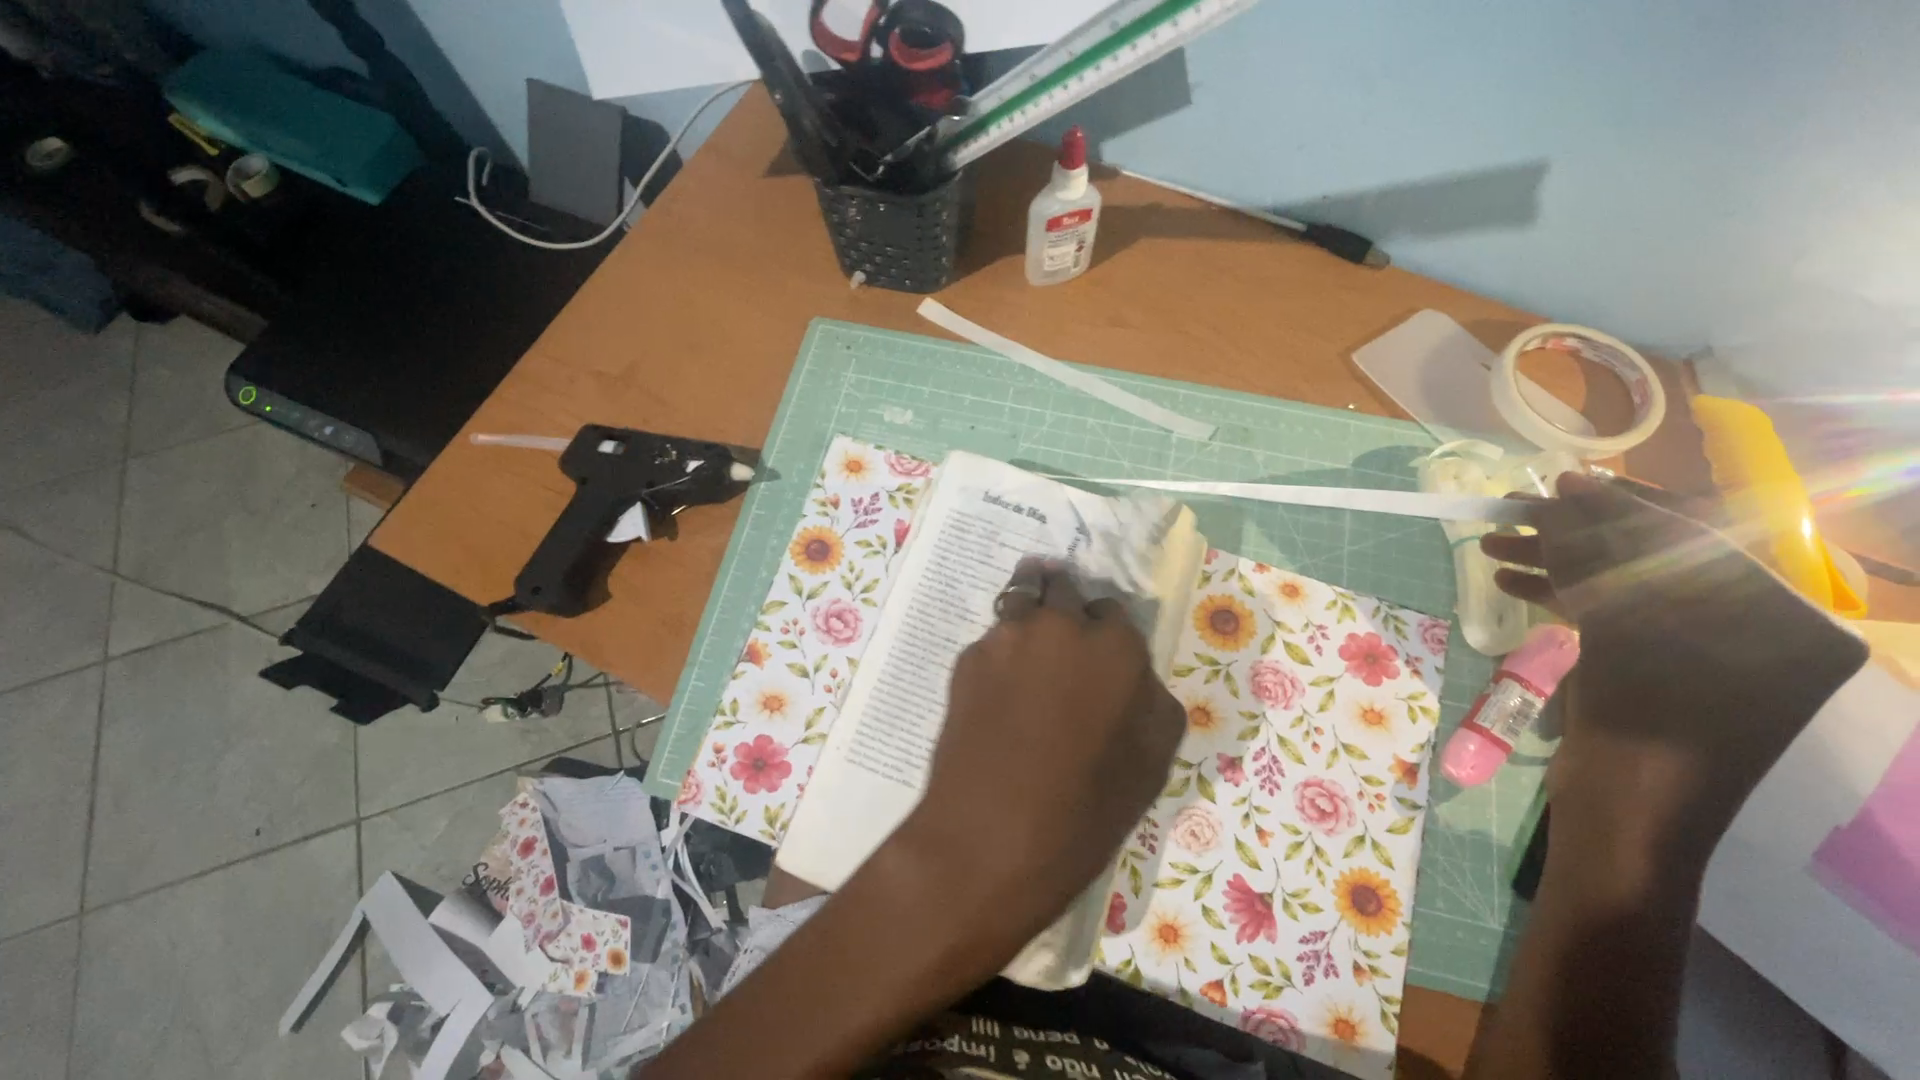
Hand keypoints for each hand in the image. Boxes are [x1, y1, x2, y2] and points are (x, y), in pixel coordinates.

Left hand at [893, 559, 1184, 942]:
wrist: (989, 838)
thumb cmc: (1086, 809)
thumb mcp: (1153, 760)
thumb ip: (1151, 699)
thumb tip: (1134, 676)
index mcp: (1115, 646)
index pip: (1114, 609)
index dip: (1109, 634)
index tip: (1103, 658)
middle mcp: (1059, 626)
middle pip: (1061, 588)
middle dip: (1066, 609)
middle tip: (1064, 648)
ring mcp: (1005, 638)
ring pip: (1021, 605)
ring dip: (1029, 621)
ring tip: (1029, 661)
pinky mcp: (965, 660)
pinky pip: (991, 643)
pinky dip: (999, 657)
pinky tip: (998, 697)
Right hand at [1481, 473, 1867, 877]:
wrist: (1623, 828)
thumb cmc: (1641, 733)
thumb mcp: (1617, 634)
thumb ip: (1594, 557)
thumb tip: (1563, 491)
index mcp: (1781, 624)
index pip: (1696, 538)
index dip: (1620, 506)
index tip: (1558, 483)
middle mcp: (1755, 634)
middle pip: (1653, 561)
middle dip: (1578, 535)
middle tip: (1518, 513)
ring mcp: (1706, 656)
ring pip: (1623, 588)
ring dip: (1558, 565)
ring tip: (1493, 545)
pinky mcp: (1662, 674)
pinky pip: (1615, 621)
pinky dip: (1563, 599)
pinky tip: (1508, 582)